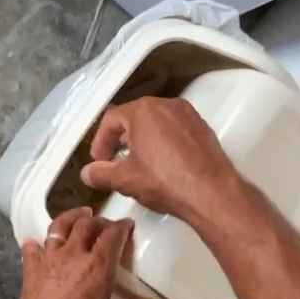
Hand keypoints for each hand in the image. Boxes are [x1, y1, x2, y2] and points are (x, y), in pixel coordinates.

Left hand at [8, 207, 154, 298]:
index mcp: (97, 265)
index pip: (112, 234)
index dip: (122, 226)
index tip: (127, 224)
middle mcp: (73, 255)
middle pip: (85, 224)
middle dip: (98, 220)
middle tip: (104, 224)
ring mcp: (49, 260)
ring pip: (58, 228)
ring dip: (70, 219)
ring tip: (79, 217)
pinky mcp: (30, 271)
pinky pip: (32, 250)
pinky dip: (35, 245)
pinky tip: (35, 244)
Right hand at [80, 97, 244, 225]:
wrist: (212, 193)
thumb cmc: (166, 182)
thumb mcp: (125, 180)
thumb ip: (101, 174)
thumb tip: (87, 173)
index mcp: (143, 111)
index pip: (111, 120)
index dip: (100, 141)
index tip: (99, 161)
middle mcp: (166, 105)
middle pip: (134, 117)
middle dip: (120, 139)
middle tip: (114, 161)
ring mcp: (188, 115)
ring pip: (156, 122)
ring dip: (142, 139)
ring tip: (138, 163)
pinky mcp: (203, 128)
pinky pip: (175, 129)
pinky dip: (163, 141)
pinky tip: (163, 164)